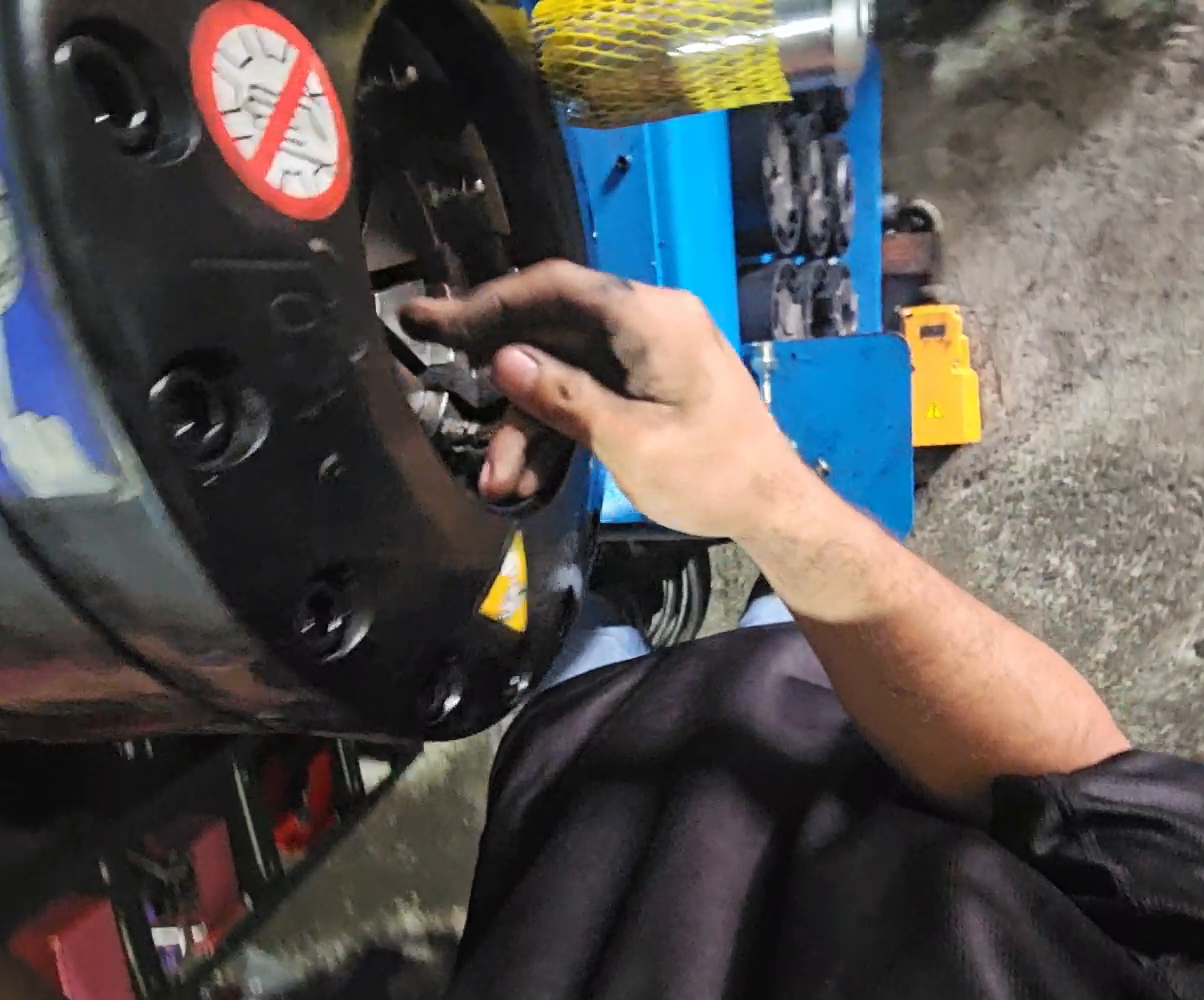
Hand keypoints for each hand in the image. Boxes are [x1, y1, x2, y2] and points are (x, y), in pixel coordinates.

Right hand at [400, 261, 819, 538]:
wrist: (772, 507)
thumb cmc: (713, 474)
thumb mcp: (631, 442)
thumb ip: (565, 397)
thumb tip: (501, 359)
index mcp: (652, 319)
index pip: (558, 288)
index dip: (491, 300)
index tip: (436, 318)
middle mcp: (646, 324)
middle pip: (553, 332)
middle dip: (499, 374)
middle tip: (431, 370)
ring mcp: (646, 357)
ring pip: (565, 375)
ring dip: (529, 426)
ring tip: (498, 481)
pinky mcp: (644, 387)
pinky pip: (588, 396)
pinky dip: (560, 432)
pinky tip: (527, 478)